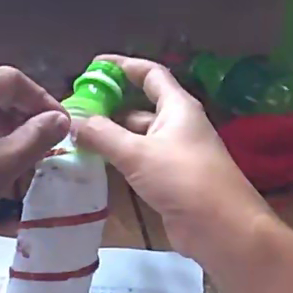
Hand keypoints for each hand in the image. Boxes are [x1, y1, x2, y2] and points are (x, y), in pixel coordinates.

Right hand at [72, 55, 272, 259]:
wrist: (220, 227)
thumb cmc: (183, 179)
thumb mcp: (137, 153)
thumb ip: (102, 135)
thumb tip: (72, 121)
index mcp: (177, 108)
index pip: (150, 74)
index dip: (124, 66)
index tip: (95, 65)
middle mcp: (177, 125)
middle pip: (139, 106)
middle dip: (109, 104)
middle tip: (75, 108)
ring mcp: (173, 153)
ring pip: (135, 135)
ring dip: (109, 134)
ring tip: (75, 135)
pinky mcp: (167, 179)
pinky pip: (136, 159)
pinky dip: (115, 157)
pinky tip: (93, 162)